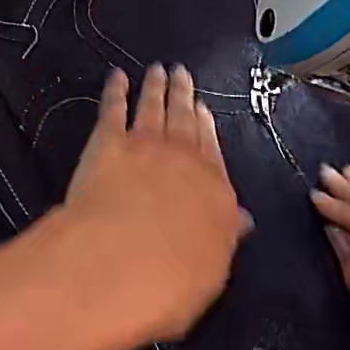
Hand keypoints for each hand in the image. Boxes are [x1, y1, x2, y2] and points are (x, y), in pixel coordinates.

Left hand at [55, 65, 250, 342]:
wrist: (116, 264)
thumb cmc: (170, 281)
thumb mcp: (212, 271)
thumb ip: (225, 238)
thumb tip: (242, 220)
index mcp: (212, 187)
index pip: (212, 149)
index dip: (206, 127)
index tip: (203, 107)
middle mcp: (181, 157)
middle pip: (184, 118)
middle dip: (183, 94)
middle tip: (182, 72)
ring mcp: (143, 145)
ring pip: (153, 106)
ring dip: (155, 86)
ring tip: (158, 68)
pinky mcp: (107, 142)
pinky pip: (113, 108)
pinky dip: (115, 90)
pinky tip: (117, 77)